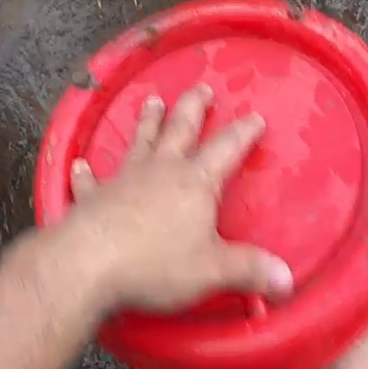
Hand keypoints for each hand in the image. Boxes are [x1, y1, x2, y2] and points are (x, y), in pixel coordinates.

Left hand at [58, 84, 293, 313]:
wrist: (89, 263)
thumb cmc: (156, 263)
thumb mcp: (212, 271)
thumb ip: (249, 270)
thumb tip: (288, 280)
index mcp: (195, 182)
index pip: (226, 150)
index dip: (243, 133)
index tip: (255, 117)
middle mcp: (161, 170)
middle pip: (181, 129)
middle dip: (194, 107)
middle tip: (202, 88)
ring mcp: (125, 178)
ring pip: (141, 141)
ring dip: (148, 121)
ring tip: (152, 100)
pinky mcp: (94, 196)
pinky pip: (91, 180)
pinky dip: (86, 173)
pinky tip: (79, 164)